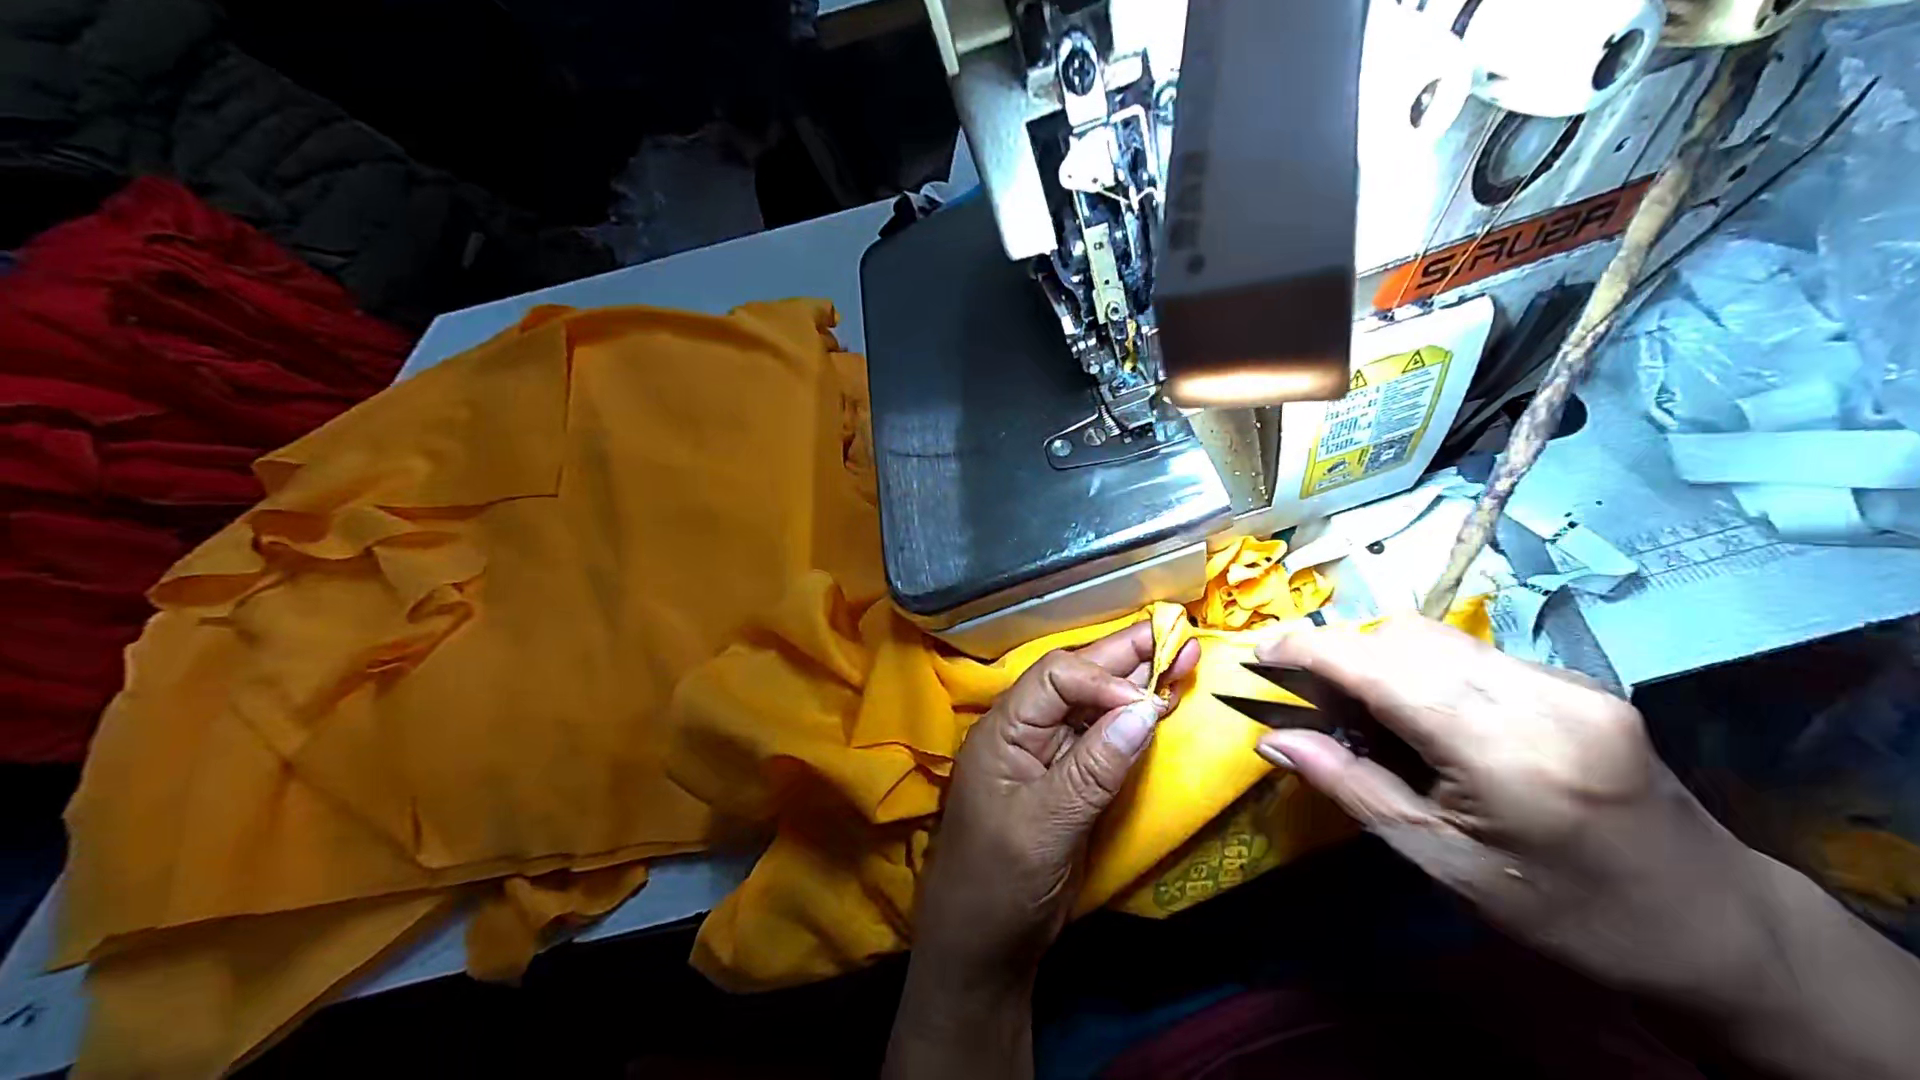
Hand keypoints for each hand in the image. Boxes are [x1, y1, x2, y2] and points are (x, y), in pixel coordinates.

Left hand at [884, 621, 1197, 1079]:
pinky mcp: (1068, 781)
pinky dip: (1132, 723)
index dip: (1104, 679)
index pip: (1056, 678)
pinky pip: (1102, 740)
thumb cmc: (998, 884)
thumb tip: (1147, 709)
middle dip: (1126, 659)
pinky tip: (1160, 707)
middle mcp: (1025, 731)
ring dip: (1135, 685)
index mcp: (1004, 729)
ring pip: (1093, 706)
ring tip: (1181, 659)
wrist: (982, 947)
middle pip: (1077, 681)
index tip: (1149, 700)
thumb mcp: (1044, 826)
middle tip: (1179, 635)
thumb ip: (1093, 767)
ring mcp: (1047, 755)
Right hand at [1251, 617, 1769, 1003]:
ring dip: (1380, 657)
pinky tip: (1426, 714)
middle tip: (1308, 694)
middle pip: (1406, 636)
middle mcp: (1542, 697)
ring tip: (1363, 707)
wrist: (1715, 927)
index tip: (1258, 654)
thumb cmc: (1561, 911)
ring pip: (1437, 636)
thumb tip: (1271, 740)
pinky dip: (1425, 668)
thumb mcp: (1440, 859)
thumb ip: (1349, 785)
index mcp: (1507, 750)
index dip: (1310, 649)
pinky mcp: (1579, 680)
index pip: (1381, 667)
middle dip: (1342, 652)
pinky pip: (1473, 652)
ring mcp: (1570, 682)